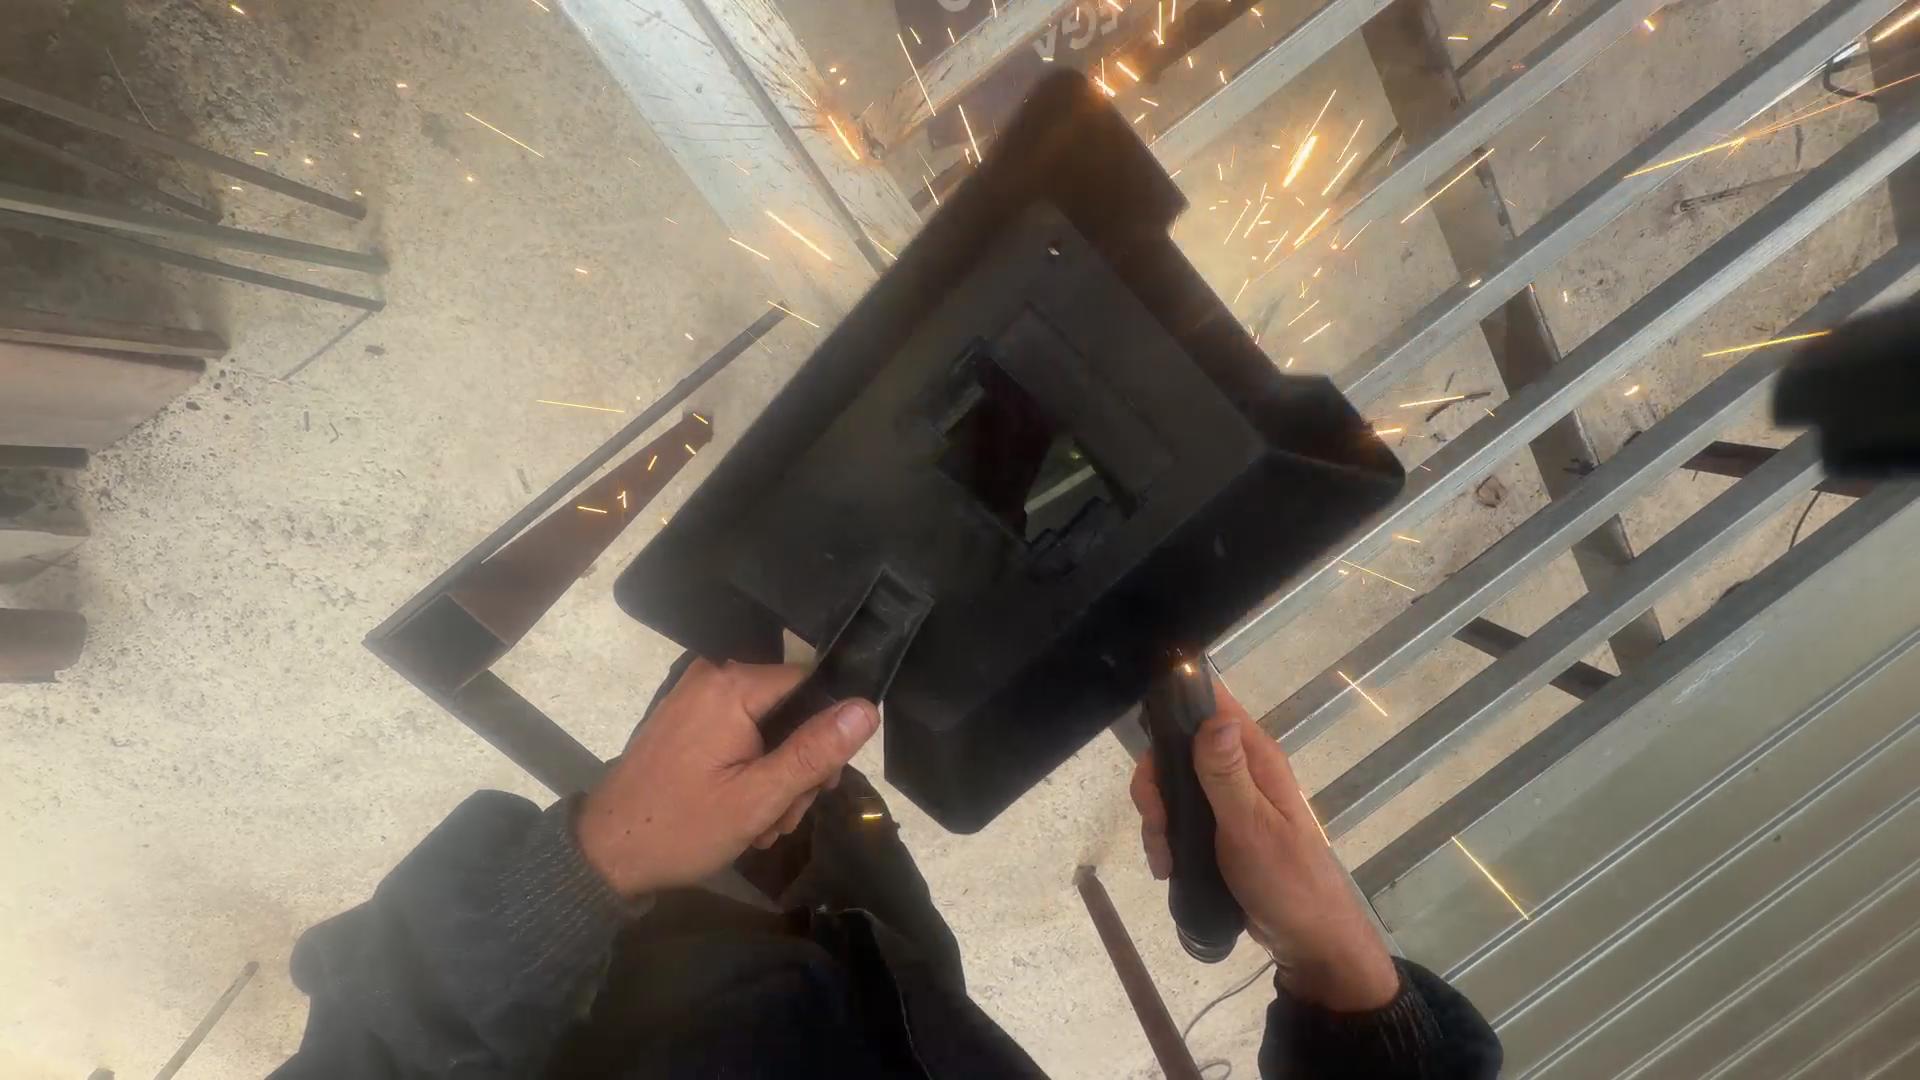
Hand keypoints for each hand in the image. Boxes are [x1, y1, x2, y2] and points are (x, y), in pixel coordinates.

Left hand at [575, 659, 879, 895]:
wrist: (602, 857)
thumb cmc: (681, 828)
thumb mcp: (758, 798)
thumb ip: (814, 751)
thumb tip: (866, 709)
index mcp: (733, 684)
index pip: (812, 683)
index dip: (827, 731)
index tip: (821, 781)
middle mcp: (715, 675)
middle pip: (792, 706)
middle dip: (798, 764)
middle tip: (782, 814)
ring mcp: (698, 695)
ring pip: (770, 724)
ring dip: (776, 773)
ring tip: (761, 822)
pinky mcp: (689, 715)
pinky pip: (742, 729)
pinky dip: (751, 766)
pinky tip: (744, 807)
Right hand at [1130, 681, 1398, 1010]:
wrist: (1309, 943)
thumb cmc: (1286, 881)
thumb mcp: (1251, 826)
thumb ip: (1226, 773)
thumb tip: (1215, 718)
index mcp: (1254, 755)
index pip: (1210, 703)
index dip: (1175, 705)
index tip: (1147, 734)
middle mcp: (1239, 766)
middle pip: (1177, 747)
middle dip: (1156, 783)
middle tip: (1156, 820)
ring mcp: (1227, 796)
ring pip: (1171, 783)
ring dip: (1158, 817)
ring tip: (1163, 855)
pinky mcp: (1217, 824)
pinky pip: (1178, 814)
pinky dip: (1165, 835)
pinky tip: (1166, 863)